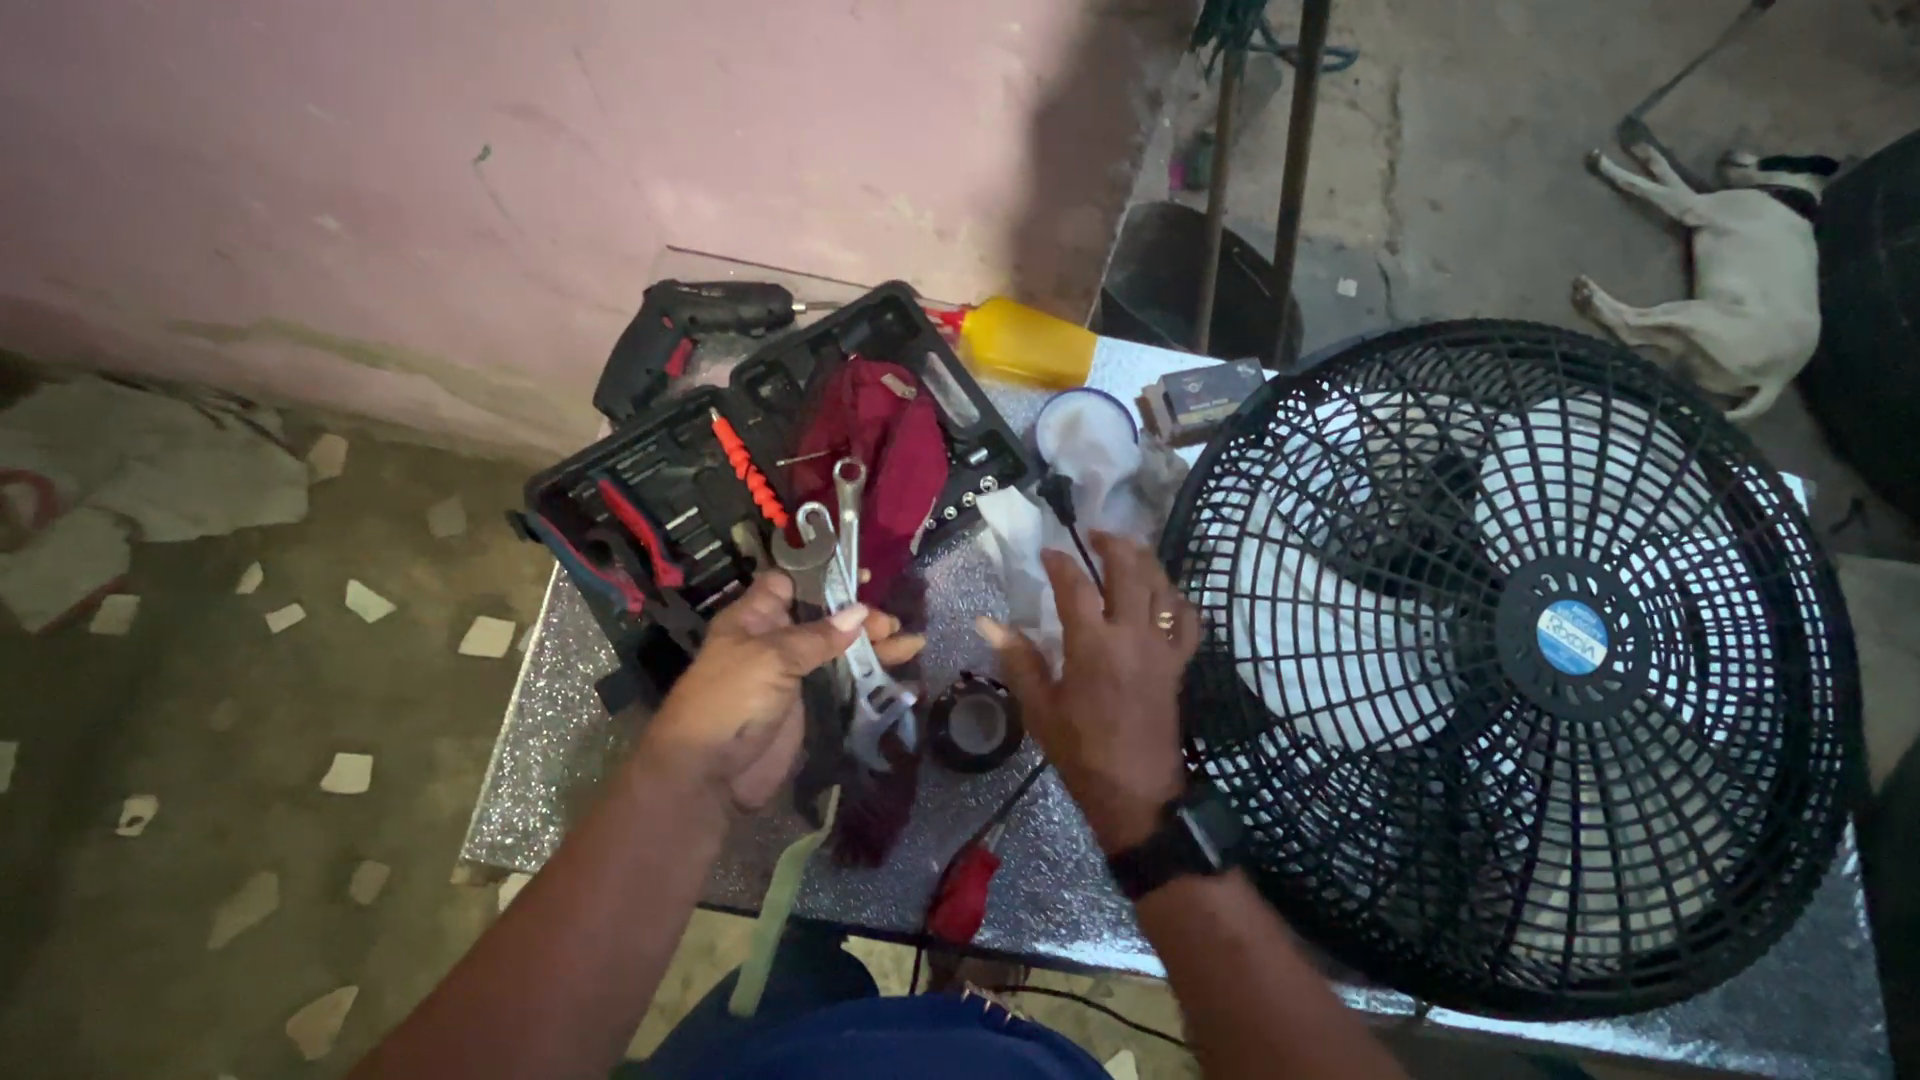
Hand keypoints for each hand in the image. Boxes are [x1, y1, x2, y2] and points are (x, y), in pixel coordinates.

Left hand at [637, 572, 925, 813]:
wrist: (709, 776)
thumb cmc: (730, 702)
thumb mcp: (771, 658)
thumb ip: (817, 636)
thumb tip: (860, 612)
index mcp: (754, 619)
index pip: (789, 583)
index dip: (821, 577)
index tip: (861, 576)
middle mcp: (775, 642)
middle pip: (824, 618)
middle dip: (859, 616)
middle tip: (892, 624)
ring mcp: (794, 677)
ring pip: (840, 652)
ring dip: (874, 646)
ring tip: (911, 644)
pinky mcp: (810, 708)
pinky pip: (845, 685)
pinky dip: (872, 678)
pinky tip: (900, 673)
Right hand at [977, 533, 1198, 852]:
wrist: (1135, 791)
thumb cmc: (1080, 750)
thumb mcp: (1040, 707)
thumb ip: (1018, 659)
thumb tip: (988, 622)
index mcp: (1092, 645)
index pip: (1075, 586)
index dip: (1061, 563)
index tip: (1048, 552)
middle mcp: (1131, 635)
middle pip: (1130, 570)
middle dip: (1113, 544)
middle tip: (1096, 534)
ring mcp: (1161, 648)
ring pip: (1162, 587)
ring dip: (1146, 562)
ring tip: (1129, 551)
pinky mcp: (1179, 664)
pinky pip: (1188, 621)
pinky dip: (1178, 601)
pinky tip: (1165, 596)